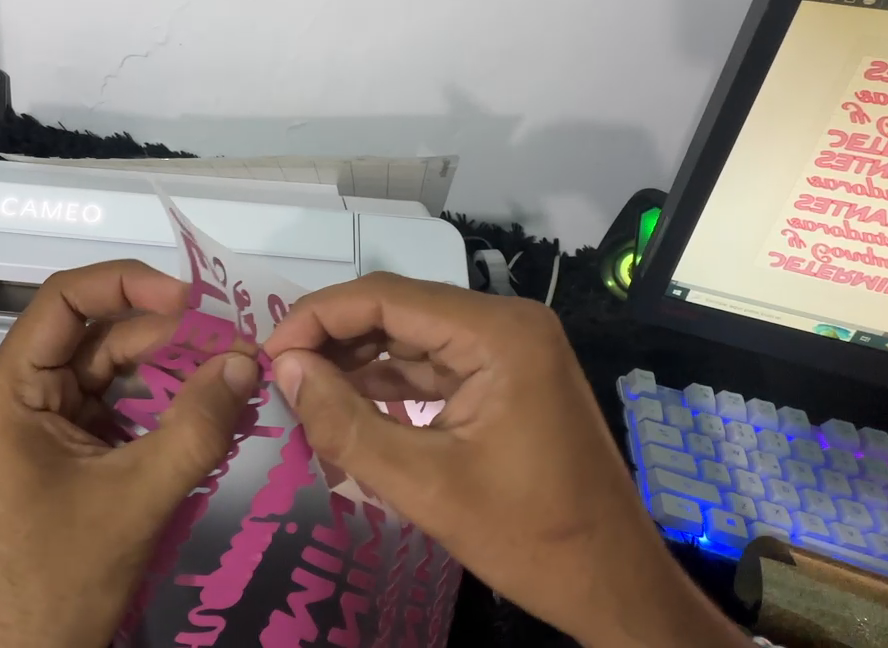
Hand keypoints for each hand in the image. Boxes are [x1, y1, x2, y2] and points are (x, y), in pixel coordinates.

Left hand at [0, 260, 259, 647]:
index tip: (188, 297)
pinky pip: (113, 406)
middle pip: (93, 334)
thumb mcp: (137, 496)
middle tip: (230, 339)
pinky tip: (201, 404)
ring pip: (108, 370)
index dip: (125, 283)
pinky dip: (157, 402)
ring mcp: (42, 423)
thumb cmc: (62, 578)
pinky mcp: (63, 450)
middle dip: (163, 333)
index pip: (64, 299)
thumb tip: (246, 359)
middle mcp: (20, 393)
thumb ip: (197, 425)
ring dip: (166, 368)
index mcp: (11, 388)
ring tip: (228, 368)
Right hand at [262, 274, 742, 647]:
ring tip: (303, 388)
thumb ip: (345, 422)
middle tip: (281, 374)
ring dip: (355, 358)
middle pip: (395, 308)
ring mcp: (506, 346)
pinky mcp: (502, 373)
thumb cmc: (529, 538)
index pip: (384, 296)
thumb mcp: (425, 486)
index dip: (317, 317)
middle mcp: (503, 321)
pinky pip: (429, 361)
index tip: (271, 354)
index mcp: (497, 332)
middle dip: (333, 338)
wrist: (617, 590)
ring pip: (408, 333)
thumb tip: (284, 369)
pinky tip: (346, 400)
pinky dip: (386, 379)